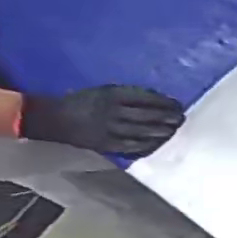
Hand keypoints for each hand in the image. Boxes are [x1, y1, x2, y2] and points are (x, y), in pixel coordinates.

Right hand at [19, 84, 185, 155]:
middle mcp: (113, 111)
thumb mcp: (103, 91)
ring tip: (173, 130)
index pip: (145, 98)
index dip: (164, 101)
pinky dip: (148, 145)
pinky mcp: (108, 144)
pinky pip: (133, 146)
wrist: (55, 118)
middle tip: (181, 118)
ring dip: (161, 131)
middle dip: (167, 117)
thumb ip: (126, 96)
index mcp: (111, 95)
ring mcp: (111, 129)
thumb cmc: (83, 102)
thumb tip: (155, 100)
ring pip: (143, 131)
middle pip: (147, 115)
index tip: (177, 104)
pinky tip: (158, 143)